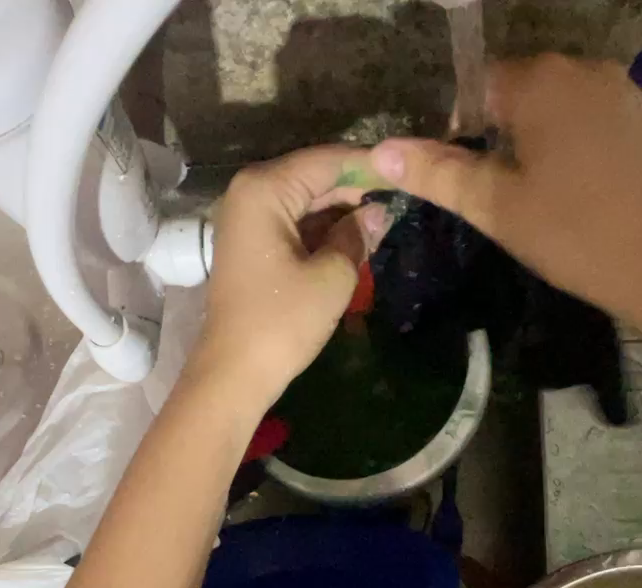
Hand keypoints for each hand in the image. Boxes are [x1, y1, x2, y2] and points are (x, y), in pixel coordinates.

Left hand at [190, 146, 390, 407]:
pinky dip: (322, 231)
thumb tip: (379, 213)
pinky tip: (355, 241)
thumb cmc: (282, 324)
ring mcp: (247, 220)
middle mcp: (250, 193)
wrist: (234, 373)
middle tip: (401, 200)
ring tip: (386, 221)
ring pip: (305, 203)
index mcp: (264, 189)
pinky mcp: (251, 246)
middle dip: (356, 190)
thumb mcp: (331, 278)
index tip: (408, 171)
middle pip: (314, 178)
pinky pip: (293, 225)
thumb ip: (357, 236)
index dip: (370, 166)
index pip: (327, 161)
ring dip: (342, 212)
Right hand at [368, 55, 641, 324]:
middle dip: (499, 135)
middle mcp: (581, 68)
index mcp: (538, 81)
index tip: (465, 180)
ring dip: (536, 142)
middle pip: (518, 92)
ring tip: (536, 199)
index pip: (477, 86)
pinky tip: (575, 192)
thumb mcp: (494, 207)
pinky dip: (571, 147)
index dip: (460, 130)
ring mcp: (618, 89)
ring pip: (555, 108)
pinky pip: (588, 120)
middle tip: (499, 197)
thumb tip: (379, 152)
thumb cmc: (571, 232)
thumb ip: (438, 173)